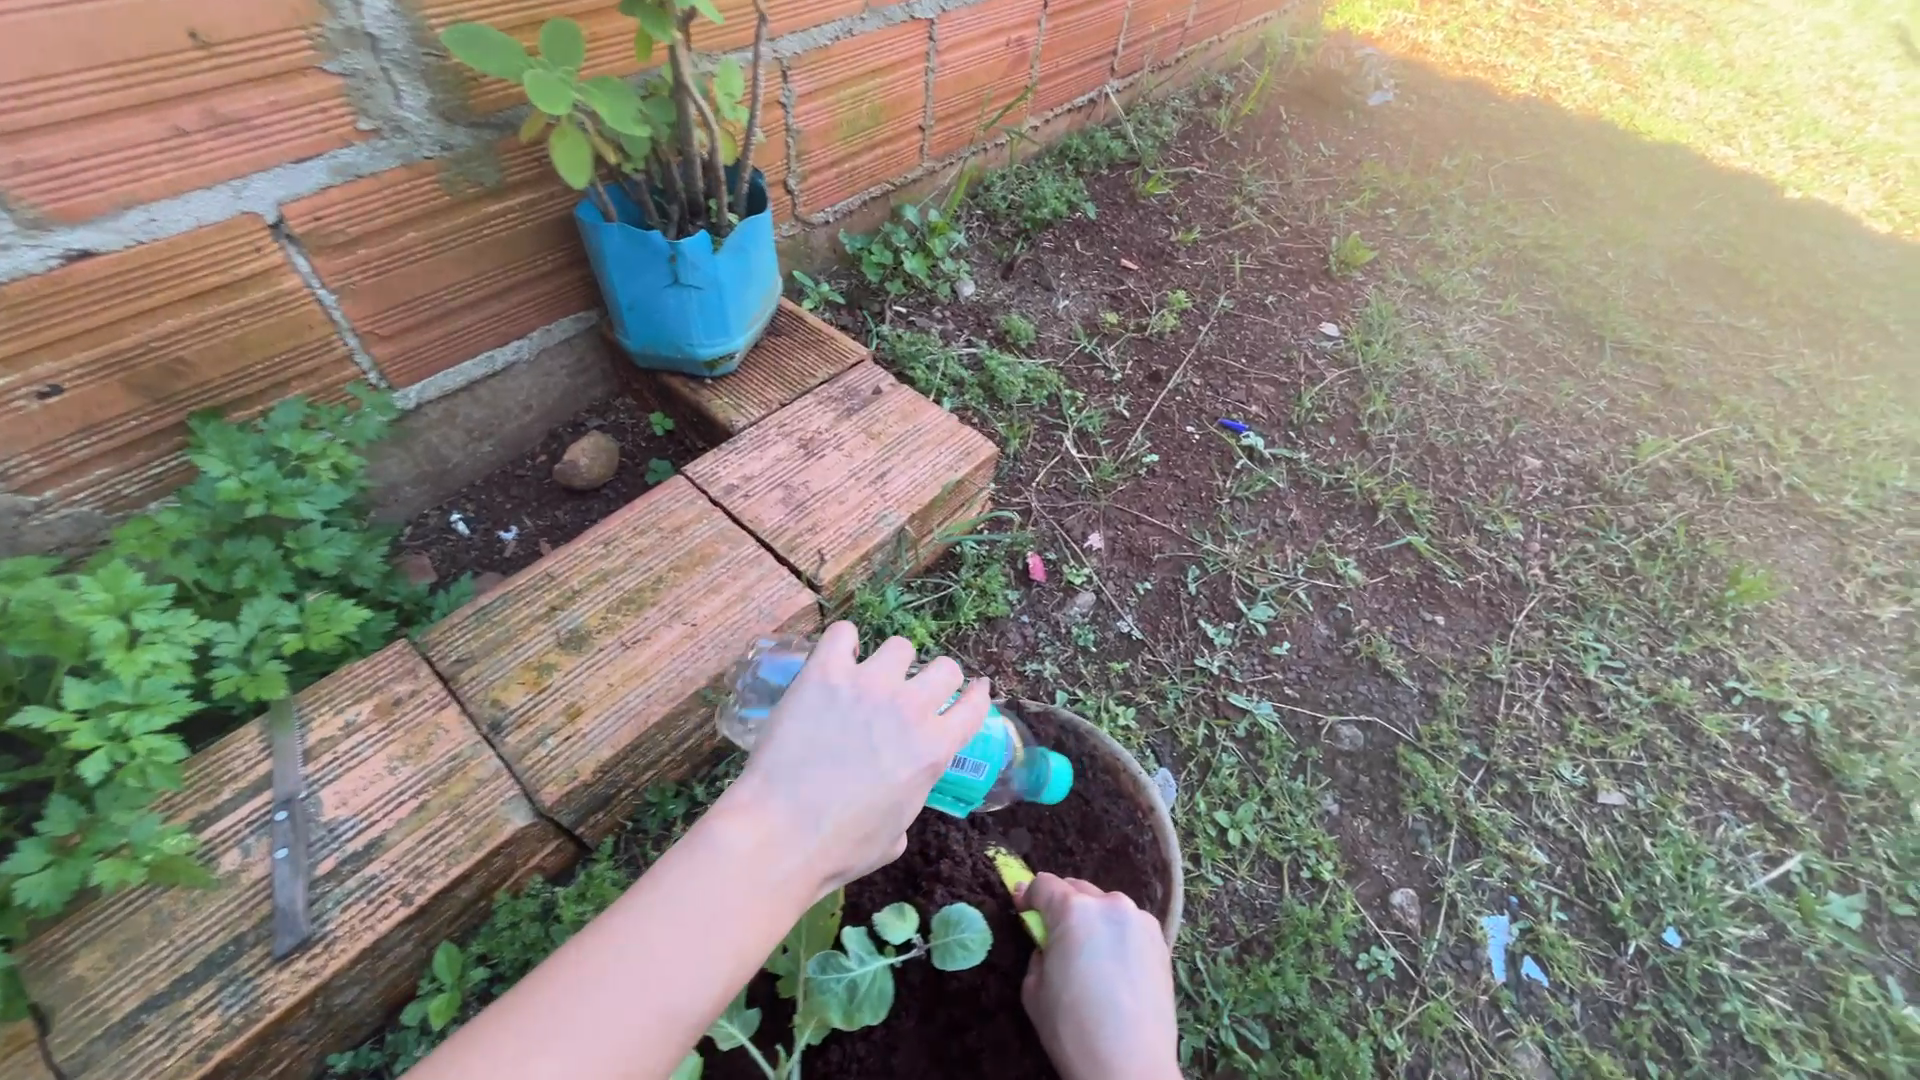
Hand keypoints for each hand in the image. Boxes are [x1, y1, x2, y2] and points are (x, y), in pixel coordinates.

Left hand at [722, 621, 988, 896]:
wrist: (781, 834)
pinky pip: (843, 633)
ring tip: (869, 676)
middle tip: (911, 691)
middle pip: (945, 667)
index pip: (974, 706)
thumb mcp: (895, 836)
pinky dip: (842, 642)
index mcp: (934, 750)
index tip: (974, 688)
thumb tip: (898, 796)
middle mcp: (910, 708)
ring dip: (889, 662)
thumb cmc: (839, 848)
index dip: (976, 695)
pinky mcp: (826, 673)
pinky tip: (836, 657)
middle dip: (934, 678)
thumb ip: (909, 802)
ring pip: (900, 645)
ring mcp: (869, 685)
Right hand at [1019, 873, 1179, 1079]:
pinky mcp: (1160, 941)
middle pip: (1077, 890)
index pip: (1043, 884)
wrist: (1131, 1069)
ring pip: (1106, 907)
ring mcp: (1140, 920)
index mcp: (1073, 911)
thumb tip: (1047, 942)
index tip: (1024, 911)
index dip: (1028, 897)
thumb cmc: (1073, 1030)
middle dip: (1061, 906)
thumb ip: (1038, 951)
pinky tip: (1116, 968)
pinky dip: (1117, 936)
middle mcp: (1109, 904)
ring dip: (1092, 920)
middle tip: (1056, 938)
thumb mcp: (1034, 989)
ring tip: (1091, 956)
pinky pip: (1129, 926)